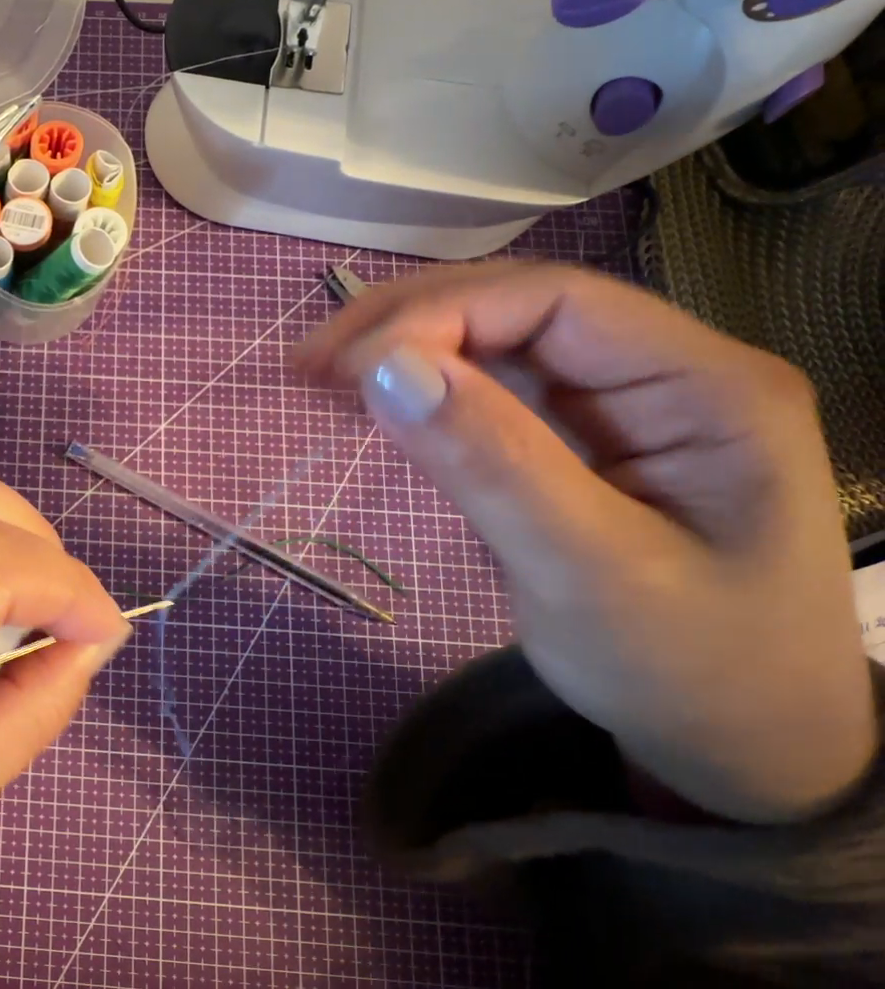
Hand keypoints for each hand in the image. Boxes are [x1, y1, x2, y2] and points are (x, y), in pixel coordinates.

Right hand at [296, 264, 875, 823]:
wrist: (739, 746)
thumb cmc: (685, 668)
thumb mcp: (584, 572)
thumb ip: (491, 463)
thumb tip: (382, 368)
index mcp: (706, 386)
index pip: (556, 302)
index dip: (439, 316)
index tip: (345, 369)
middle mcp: (668, 373)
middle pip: (521, 306)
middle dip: (407, 322)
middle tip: (309, 364)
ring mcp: (624, 405)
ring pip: (500, 341)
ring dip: (405, 348)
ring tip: (320, 375)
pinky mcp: (582, 439)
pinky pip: (494, 390)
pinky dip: (423, 388)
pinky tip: (372, 399)